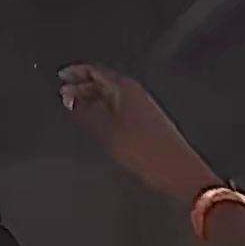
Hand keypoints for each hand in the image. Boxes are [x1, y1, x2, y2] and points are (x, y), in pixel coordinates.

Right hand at [60, 64, 220, 202]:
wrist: (184, 176)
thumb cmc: (145, 150)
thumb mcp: (107, 131)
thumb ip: (84, 113)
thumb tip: (70, 101)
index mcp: (124, 87)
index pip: (93, 70)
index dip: (74, 73)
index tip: (60, 78)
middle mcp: (135, 92)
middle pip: (102, 81)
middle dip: (81, 86)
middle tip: (65, 96)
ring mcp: (144, 106)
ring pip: (111, 94)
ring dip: (92, 98)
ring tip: (77, 109)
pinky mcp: (149, 121)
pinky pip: (119, 105)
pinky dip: (104, 108)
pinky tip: (98, 121)